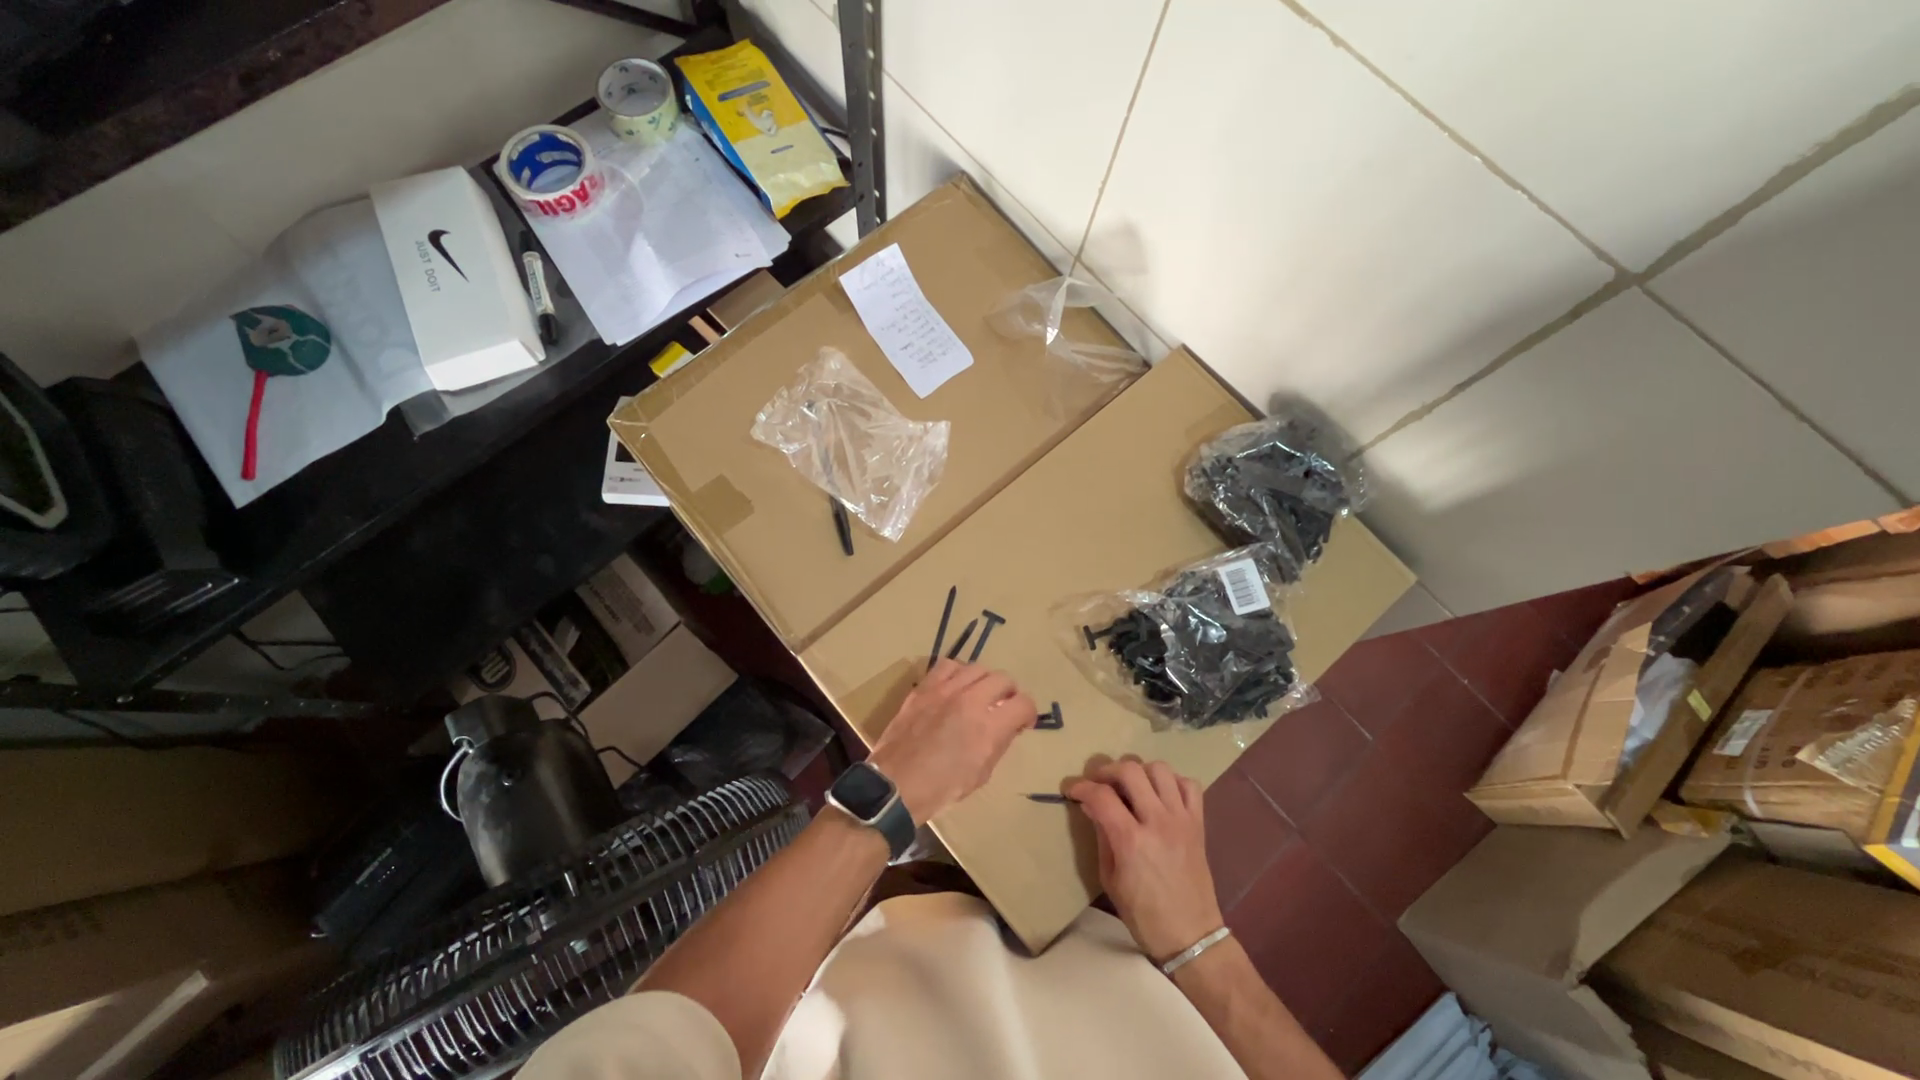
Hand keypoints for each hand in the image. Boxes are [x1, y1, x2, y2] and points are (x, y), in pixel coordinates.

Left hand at [867, 659, 1036, 824]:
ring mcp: (944, 690)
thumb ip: (998, 744)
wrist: (895, 785)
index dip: (1028, 713)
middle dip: (1009, 693)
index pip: (1023, 703)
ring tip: (979, 694)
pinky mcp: (923, 688)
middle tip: (1003, 707)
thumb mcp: (981, 774)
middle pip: (1003, 679)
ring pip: (977, 667)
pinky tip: (955, 687)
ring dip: (985, 681)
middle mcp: (970, 700)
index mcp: (988, 726)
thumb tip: (1007, 727)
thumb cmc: (941, 789)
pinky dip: (958, 673)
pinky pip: (947, 666)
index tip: (1022, 723)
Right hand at [1066, 758, 1222, 962]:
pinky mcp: (1198, 823)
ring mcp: (1181, 820)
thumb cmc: (1143, 915)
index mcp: (1131, 841)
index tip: (1071, 790)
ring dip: (1140, 771)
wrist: (1190, 934)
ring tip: (1130, 786)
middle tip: (1098, 783)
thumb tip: (1091, 807)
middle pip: (1131, 771)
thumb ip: (1102, 837)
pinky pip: (1189, 785)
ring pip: (1160, 769)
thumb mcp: (1110, 879)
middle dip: (1107, 771)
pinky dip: (1172, 781)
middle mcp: (1158, 822)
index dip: (1081, 787)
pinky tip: (1160, 794)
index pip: (1101, 796)